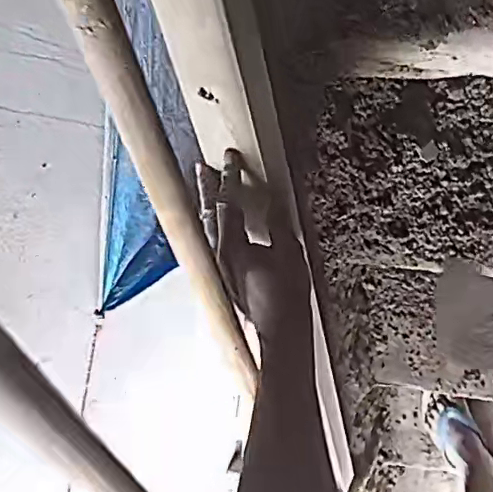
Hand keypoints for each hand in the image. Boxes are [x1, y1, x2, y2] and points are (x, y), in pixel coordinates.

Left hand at [200, 149, 309, 343]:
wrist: (278, 334)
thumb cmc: (287, 298)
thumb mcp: (290, 256)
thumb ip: (278, 226)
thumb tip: (270, 203)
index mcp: (233, 247)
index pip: (228, 203)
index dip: (230, 177)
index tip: (230, 157)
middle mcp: (218, 257)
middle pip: (207, 215)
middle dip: (206, 189)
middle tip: (201, 167)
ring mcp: (218, 269)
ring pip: (206, 229)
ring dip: (206, 207)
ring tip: (206, 192)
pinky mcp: (223, 278)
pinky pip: (212, 243)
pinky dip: (213, 226)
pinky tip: (217, 226)